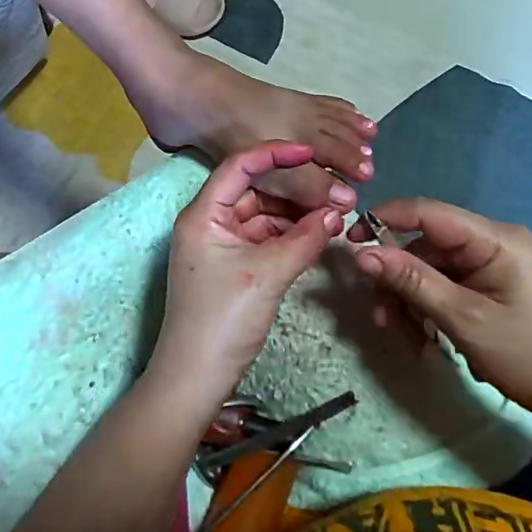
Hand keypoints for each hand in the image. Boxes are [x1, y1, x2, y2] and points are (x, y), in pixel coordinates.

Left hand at [151, 142, 343, 395]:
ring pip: (262, 216)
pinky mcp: (231, 266)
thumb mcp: (267, 275)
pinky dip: (288, 237)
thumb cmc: (222, 319)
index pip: (240, 166)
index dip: (276, 154)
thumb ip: (305, 240)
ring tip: (333, 217)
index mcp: (203, 213)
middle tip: (337, 195)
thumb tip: (337, 213)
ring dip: (295, 216)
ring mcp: (219, 245)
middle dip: (294, 192)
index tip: (313, 152)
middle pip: (254, 191)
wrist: (194, 379)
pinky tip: (316, 237)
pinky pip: (262, 239)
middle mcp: (208, 222)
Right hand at [348, 199, 531, 419]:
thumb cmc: (528, 357)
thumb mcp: (462, 319)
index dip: (384, 220)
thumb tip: (362, 253)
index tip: (349, 243)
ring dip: (413, 302)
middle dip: (399, 280)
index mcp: (495, 238)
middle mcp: (495, 240)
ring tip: (407, 341)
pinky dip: (433, 309)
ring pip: (434, 270)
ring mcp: (496, 263)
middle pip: (427, 246)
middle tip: (380, 317)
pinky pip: (451, 285)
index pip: (427, 212)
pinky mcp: (496, 284)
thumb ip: (411, 281)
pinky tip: (427, 341)